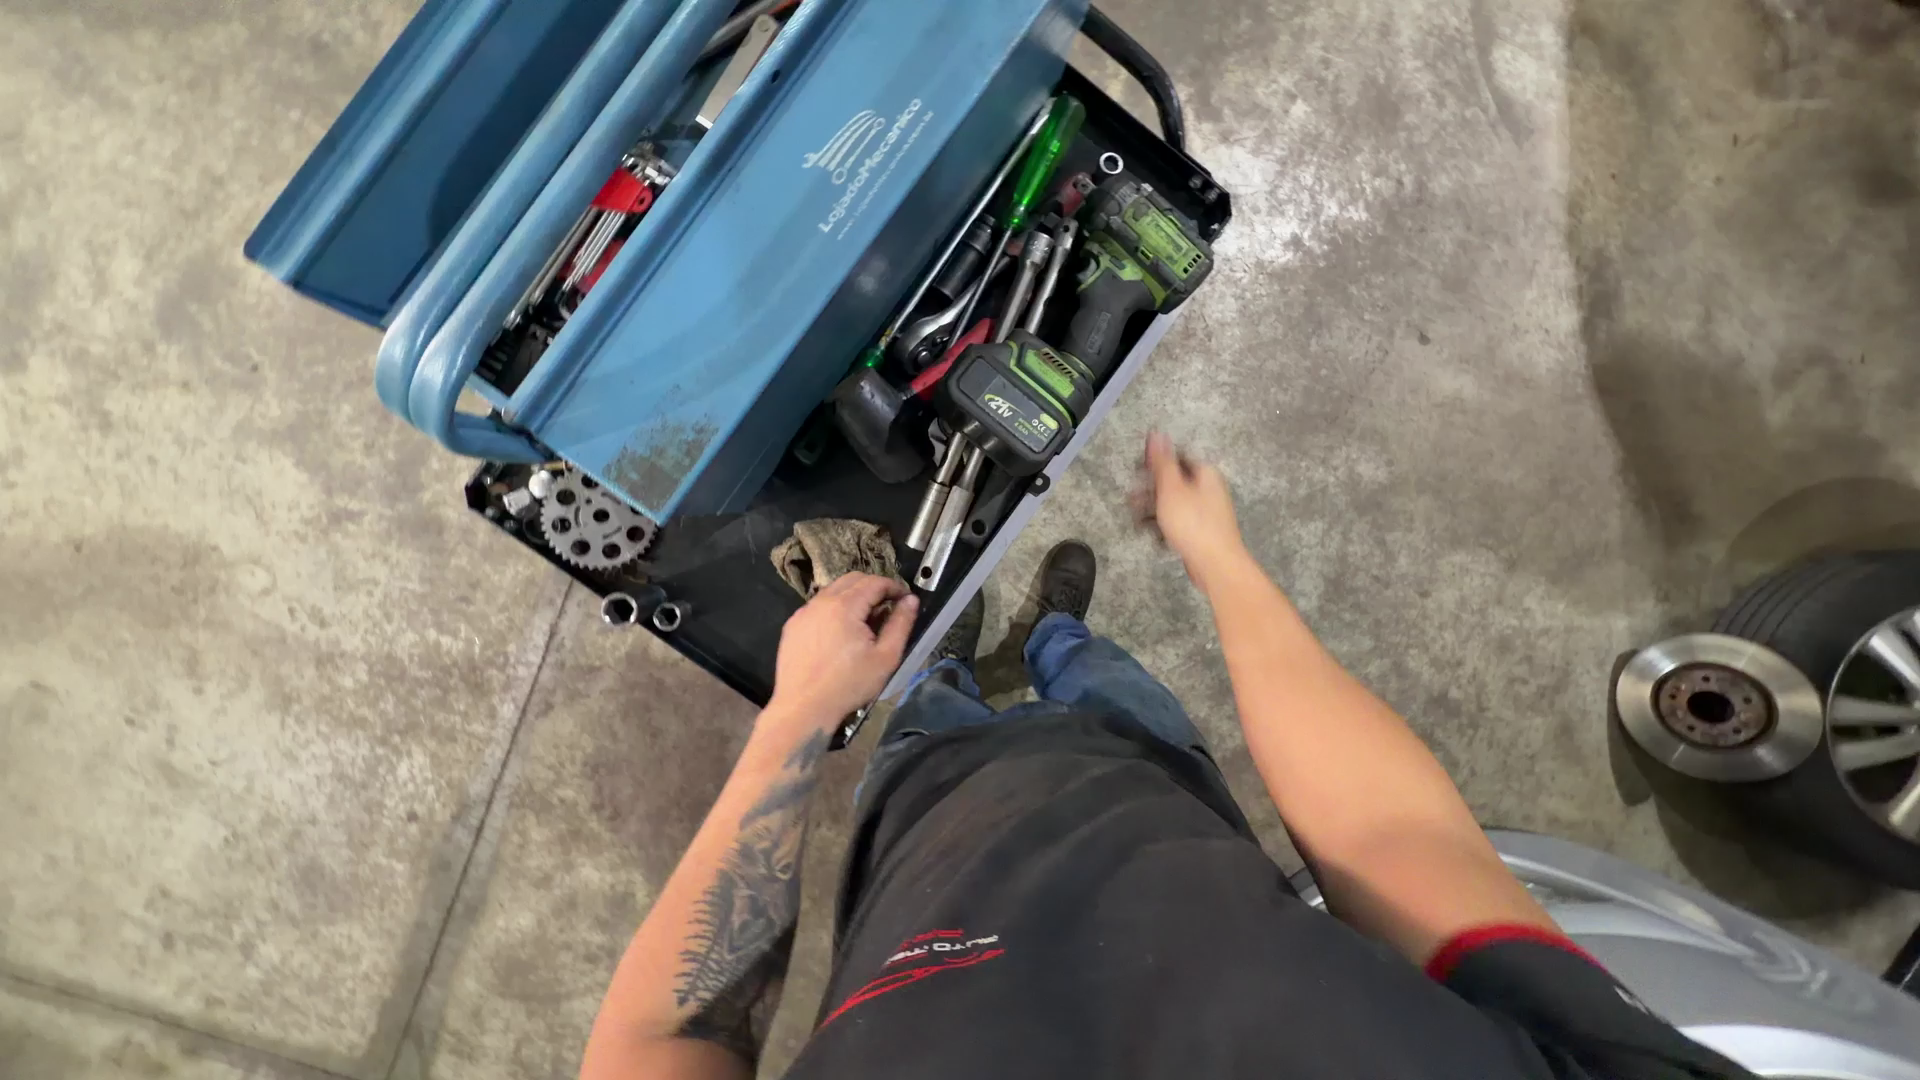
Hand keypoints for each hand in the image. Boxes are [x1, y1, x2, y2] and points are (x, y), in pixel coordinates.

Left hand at [767, 574, 918, 722]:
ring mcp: (803, 613)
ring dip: (853, 597)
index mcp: (845, 606)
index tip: (904, 599)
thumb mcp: (885, 657)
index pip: (875, 582)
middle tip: (887, 608)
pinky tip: (841, 633)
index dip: (894, 587)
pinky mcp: (792, 626)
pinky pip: (818, 606)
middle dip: (874, 587)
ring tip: (865, 623)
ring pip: (833, 591)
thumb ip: (901, 624)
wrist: (803, 709)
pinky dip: (834, 609)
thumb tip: (910, 601)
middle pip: (853, 580)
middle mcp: (821, 602)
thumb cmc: (848, 685)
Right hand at [1136, 432, 1250, 587]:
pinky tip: (1153, 537)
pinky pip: (1179, 522)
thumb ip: (1162, 462)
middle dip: (1150, 490)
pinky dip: (1165, 526)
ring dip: (1153, 510)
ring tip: (1137, 522)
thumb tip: (1156, 432)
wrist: (1216, 564)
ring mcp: (1206, 512)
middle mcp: (1208, 489)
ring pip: (1174, 503)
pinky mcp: (1202, 532)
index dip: (1154, 463)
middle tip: (1131, 501)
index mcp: (1205, 473)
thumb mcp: (1172, 489)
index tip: (1135, 473)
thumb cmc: (1192, 523)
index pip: (1176, 457)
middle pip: (1173, 481)